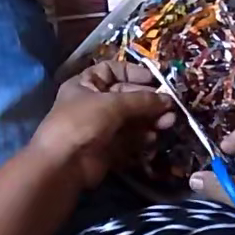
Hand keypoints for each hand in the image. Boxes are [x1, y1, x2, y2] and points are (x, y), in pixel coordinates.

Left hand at [29, 61, 174, 187]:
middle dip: (149, 100)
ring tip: (169, 122)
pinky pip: (130, 138)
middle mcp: (94, 103)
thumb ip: (142, 100)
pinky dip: (142, 136)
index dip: (133, 72)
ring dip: (150, 119)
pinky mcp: (109, 147)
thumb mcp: (112, 103)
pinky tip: (153, 137)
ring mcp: (101, 126)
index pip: (112, 70)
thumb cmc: (83, 122)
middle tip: (170, 106)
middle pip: (127, 96)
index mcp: (86, 84)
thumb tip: (167, 100)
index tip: (154, 79)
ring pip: (131, 118)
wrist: (64, 163)